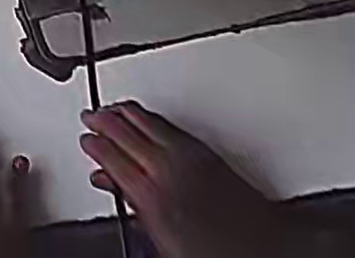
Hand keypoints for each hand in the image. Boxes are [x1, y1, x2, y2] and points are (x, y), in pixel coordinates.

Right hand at [79, 102, 296, 257]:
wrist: (269, 252)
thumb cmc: (218, 255)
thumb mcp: (162, 242)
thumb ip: (132, 206)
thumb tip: (111, 184)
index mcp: (150, 195)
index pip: (108, 154)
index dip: (92, 144)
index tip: (86, 140)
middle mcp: (165, 167)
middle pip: (121, 129)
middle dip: (100, 120)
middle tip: (89, 118)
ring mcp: (185, 153)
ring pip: (141, 117)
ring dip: (121, 112)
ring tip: (109, 111)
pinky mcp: (203, 149)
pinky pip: (163, 122)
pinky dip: (144, 115)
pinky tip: (141, 117)